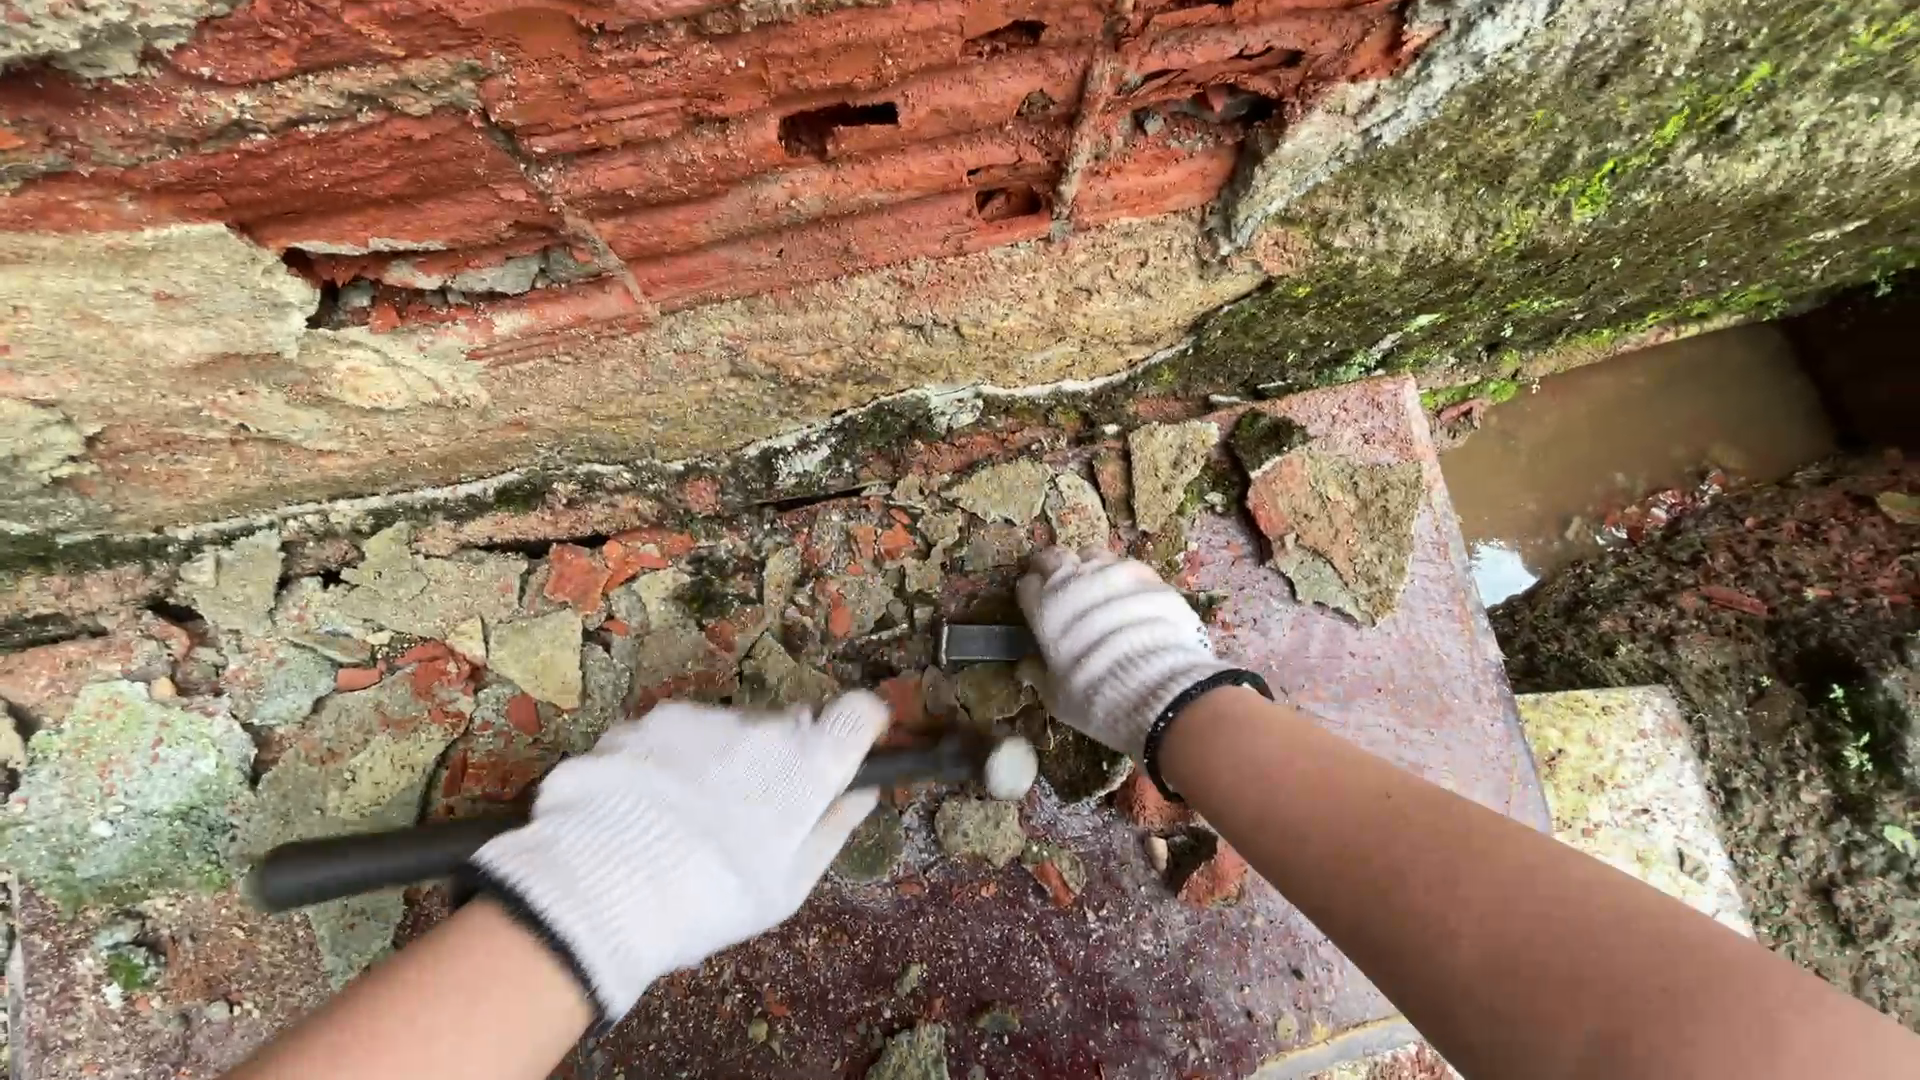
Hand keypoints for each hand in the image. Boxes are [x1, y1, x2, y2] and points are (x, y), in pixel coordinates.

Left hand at [467, 693, 886, 1021]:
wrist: (596, 892)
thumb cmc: (712, 898)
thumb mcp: (787, 885)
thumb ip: (833, 828)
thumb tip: (863, 792)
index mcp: (807, 762)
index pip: (859, 712)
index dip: (858, 727)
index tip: (845, 752)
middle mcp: (761, 723)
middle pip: (790, 723)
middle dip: (782, 755)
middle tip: (749, 809)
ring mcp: (701, 716)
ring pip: (730, 727)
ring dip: (723, 756)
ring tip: (684, 815)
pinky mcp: (647, 719)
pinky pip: (677, 732)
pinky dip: (672, 757)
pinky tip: (646, 804)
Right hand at [1016, 546, 1239, 762]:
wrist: (1154, 686)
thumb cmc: (1091, 692)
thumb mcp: (1055, 695)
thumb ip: (1038, 674)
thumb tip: (1025, 667)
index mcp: (1043, 605)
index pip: (1027, 584)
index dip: (1032, 594)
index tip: (1039, 607)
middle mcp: (1072, 579)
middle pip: (1055, 558)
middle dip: (1056, 569)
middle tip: (1065, 590)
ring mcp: (1111, 571)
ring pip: (1093, 555)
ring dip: (1091, 569)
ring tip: (1101, 592)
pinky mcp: (1147, 575)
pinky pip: (1129, 569)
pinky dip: (1125, 580)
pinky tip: (1134, 600)